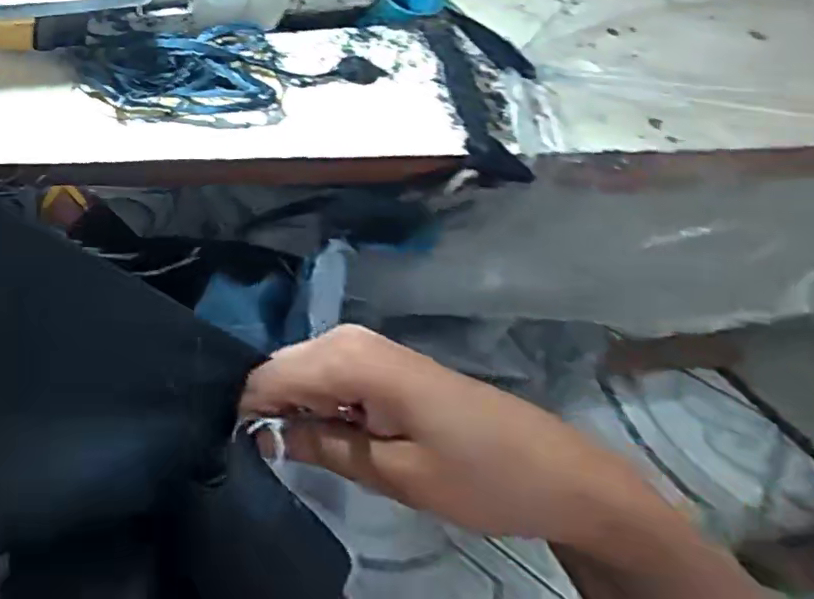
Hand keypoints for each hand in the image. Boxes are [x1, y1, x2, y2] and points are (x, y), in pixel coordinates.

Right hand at [240, 328, 738, 568]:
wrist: (568, 475)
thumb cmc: (483, 476)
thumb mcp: (397, 474)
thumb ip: (322, 447)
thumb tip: (262, 437)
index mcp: (347, 357)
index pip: (267, 376)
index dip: (249, 412)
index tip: (246, 450)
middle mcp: (345, 338)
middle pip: (278, 368)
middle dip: (269, 408)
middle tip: (277, 457)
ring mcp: (360, 344)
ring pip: (297, 371)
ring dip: (293, 407)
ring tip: (303, 449)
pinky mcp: (374, 358)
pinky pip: (322, 374)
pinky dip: (316, 403)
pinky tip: (330, 433)